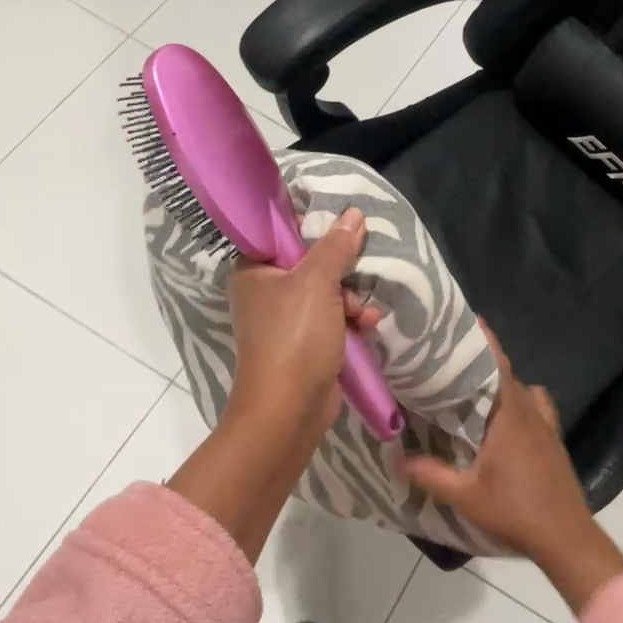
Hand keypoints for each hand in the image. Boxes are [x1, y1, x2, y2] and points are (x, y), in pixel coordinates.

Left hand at [225, 207, 379, 431]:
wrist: (290, 408)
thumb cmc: (295, 336)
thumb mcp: (318, 282)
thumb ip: (336, 246)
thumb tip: (353, 214)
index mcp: (254, 271)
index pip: (282, 235)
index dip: (312, 228)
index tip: (341, 229)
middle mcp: (266, 292)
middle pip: (312, 263)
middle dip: (342, 273)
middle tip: (356, 276)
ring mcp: (286, 321)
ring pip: (328, 293)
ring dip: (352, 300)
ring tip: (363, 313)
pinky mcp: (306, 344)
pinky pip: (333, 320)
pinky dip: (351, 322)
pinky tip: (367, 327)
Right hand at [400, 325, 622, 613]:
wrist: (565, 536)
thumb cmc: (515, 511)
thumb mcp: (464, 496)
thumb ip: (430, 474)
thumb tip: (397, 457)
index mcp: (509, 414)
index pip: (497, 362)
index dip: (482, 338)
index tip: (463, 319)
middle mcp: (530, 410)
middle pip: (506, 373)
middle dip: (481, 360)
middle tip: (449, 356)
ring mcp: (546, 425)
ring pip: (522, 390)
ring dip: (501, 382)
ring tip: (473, 387)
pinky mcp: (553, 440)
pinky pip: (536, 408)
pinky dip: (521, 402)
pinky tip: (505, 418)